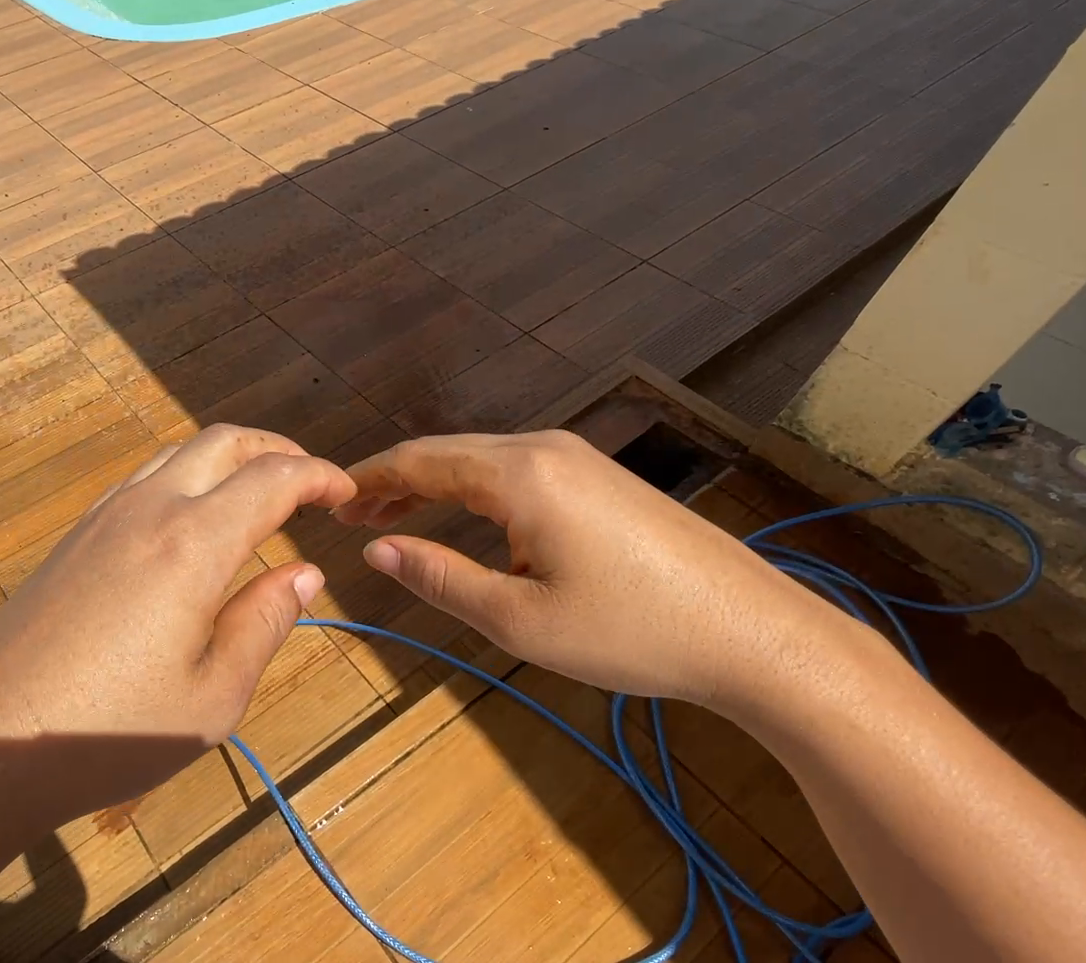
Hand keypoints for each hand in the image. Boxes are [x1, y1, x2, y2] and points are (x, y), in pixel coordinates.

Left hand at [0, 423, 355, 844]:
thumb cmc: (111, 730)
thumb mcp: (212, 696)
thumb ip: (263, 623)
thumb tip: (304, 573)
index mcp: (193, 543)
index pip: (272, 479)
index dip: (318, 476)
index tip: (346, 494)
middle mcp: (148, 510)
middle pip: (221, 442)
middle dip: (275, 449)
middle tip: (308, 482)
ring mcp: (101, 518)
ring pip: (175, 454)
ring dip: (226, 459)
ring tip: (254, 495)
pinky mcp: (72, 537)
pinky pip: (140, 481)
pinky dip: (183, 478)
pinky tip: (189, 522)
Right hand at [332, 431, 843, 708]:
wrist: (757, 636)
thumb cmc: (630, 632)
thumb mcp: (518, 619)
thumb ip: (438, 577)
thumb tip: (375, 547)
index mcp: (519, 474)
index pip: (419, 461)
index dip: (368, 479)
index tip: (328, 500)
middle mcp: (544, 449)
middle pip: (446, 451)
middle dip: (394, 479)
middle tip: (353, 514)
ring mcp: (578, 457)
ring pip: (480, 458)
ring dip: (432, 483)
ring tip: (395, 516)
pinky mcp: (601, 476)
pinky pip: (515, 469)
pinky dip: (472, 489)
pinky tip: (468, 521)